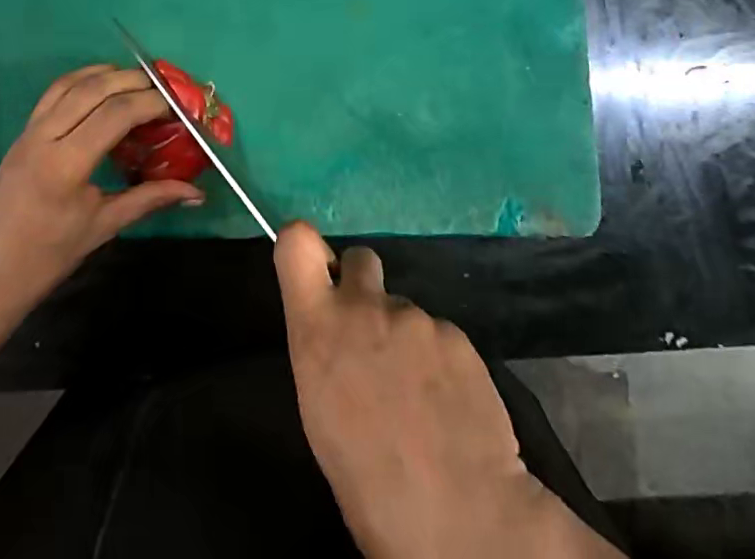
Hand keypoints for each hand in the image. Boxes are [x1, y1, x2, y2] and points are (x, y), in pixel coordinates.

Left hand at [0, 65, 201, 317]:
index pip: (115, 114)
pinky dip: (81, 81)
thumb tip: (197, 193)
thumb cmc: (48, 257)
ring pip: (70, 84)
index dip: (151, 103)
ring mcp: (28, 133)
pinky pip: (53, 95)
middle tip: (166, 89)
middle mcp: (44, 138)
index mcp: (66, 164)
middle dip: (134, 81)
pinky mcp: (21, 135)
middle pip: (94, 89)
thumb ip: (151, 199)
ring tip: (139, 81)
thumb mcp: (104, 226)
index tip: (179, 108)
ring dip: (107, 75)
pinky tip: (102, 88)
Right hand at [275, 223, 618, 558]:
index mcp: (317, 328)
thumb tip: (334, 335)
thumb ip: (323, 349)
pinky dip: (438, 356)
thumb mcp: (318, 408)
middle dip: (361, 286)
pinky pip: (439, 334)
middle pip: (360, 258)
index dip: (304, 247)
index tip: (315, 269)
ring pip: (403, 308)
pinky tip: (446, 399)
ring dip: (404, 334)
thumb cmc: (366, 477)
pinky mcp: (458, 334)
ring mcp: (416, 316)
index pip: (296, 244)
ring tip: (417, 390)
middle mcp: (364, 307)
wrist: (457, 511)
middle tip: (372, 333)